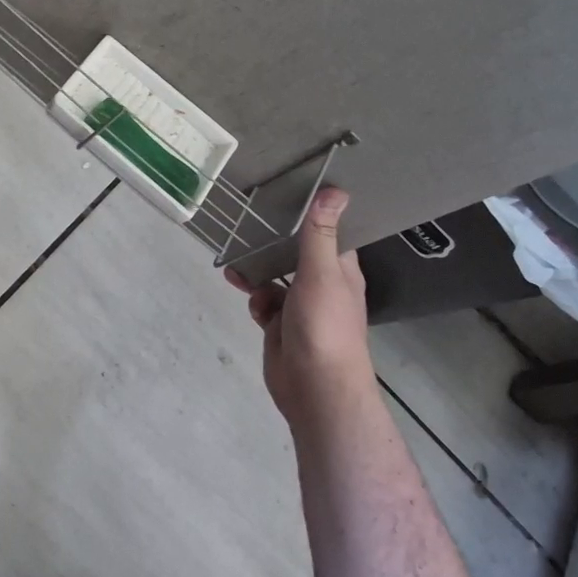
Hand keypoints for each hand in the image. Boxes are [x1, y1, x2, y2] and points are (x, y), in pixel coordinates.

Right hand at [225, 187, 375, 430]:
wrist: (314, 387)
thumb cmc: (324, 326)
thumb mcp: (321, 274)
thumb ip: (320, 234)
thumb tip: (335, 191)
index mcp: (341, 271)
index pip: (331, 232)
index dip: (316, 213)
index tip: (294, 189)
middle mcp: (322, 285)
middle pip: (295, 252)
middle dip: (272, 241)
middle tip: (249, 221)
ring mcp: (300, 306)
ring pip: (273, 276)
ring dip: (256, 271)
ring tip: (237, 266)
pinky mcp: (280, 324)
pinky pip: (262, 301)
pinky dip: (254, 299)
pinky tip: (249, 301)